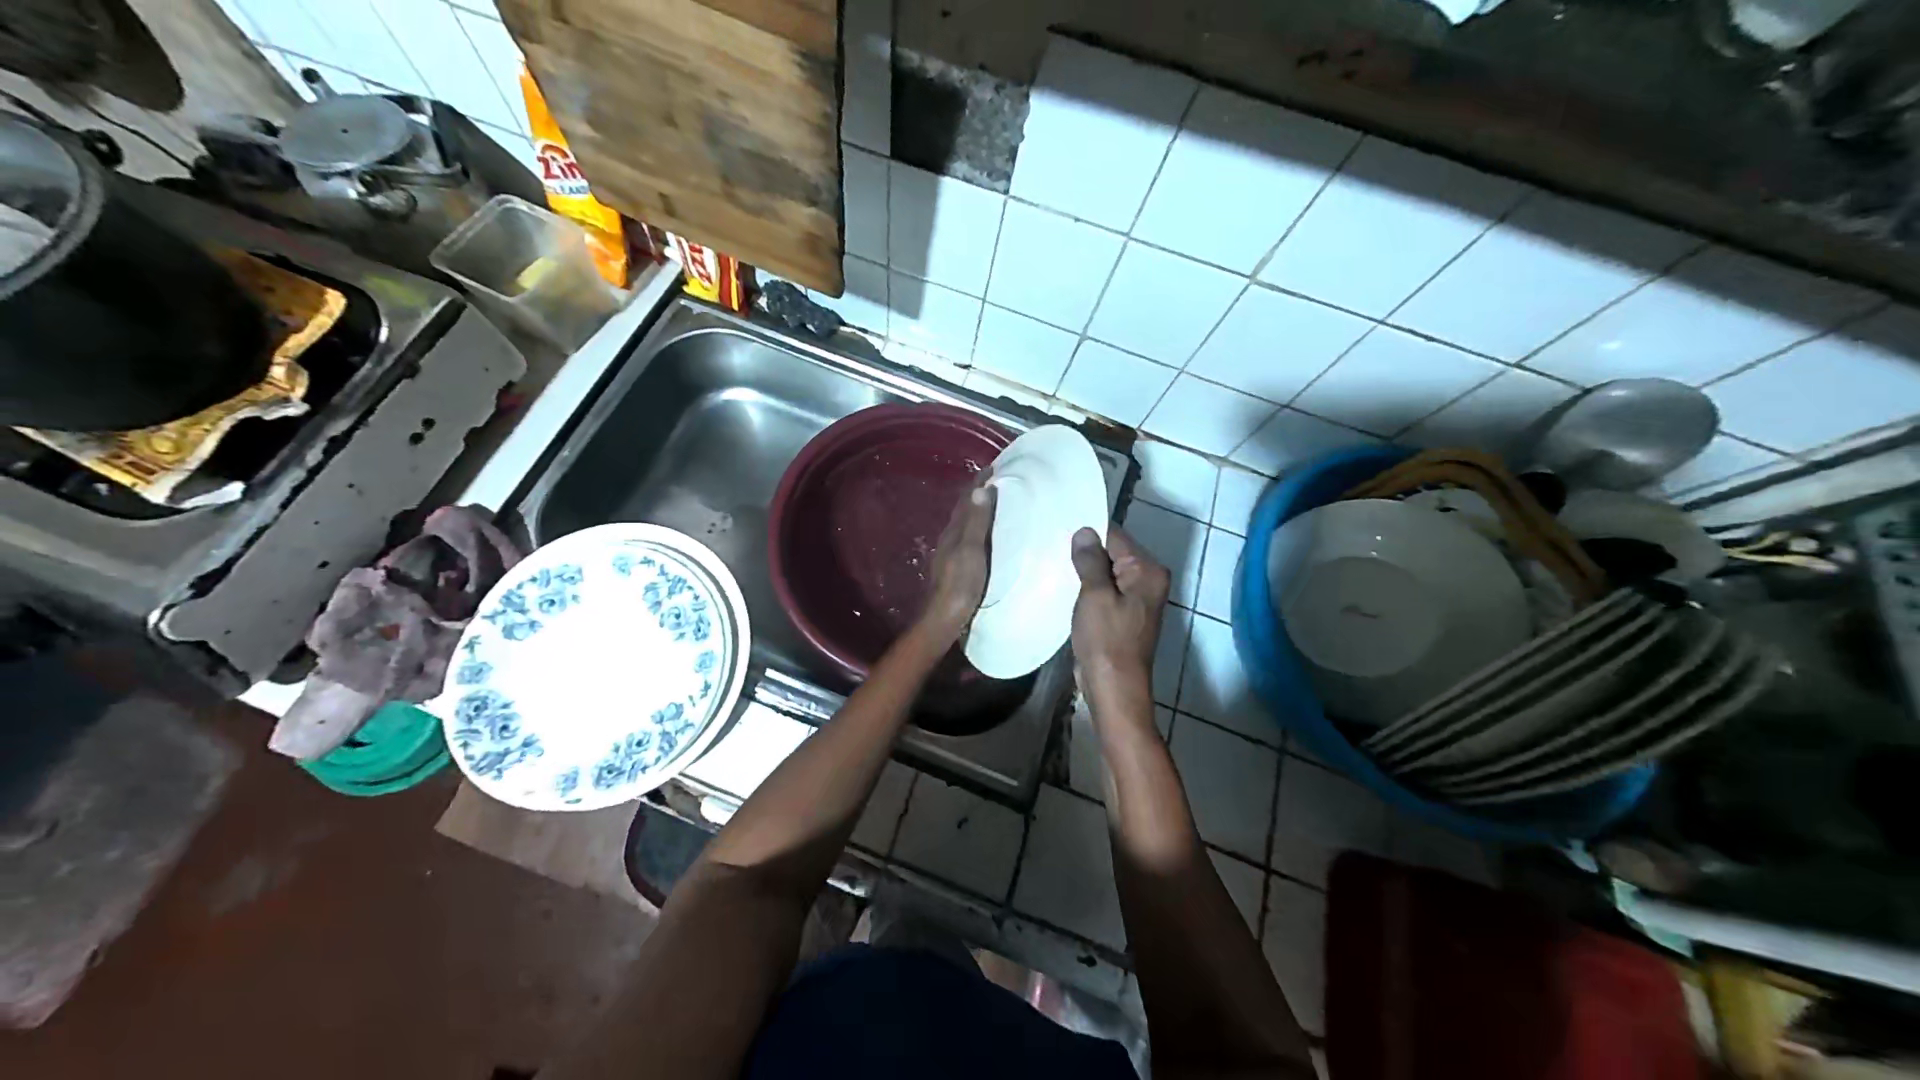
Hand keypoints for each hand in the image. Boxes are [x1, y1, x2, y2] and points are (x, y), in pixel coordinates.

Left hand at [921, 482, 995, 640]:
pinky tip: (985, 538)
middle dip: (977, 494)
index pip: (965, 500)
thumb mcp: (971, 550)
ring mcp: (949, 555)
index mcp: (953, 532)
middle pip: (963, 510)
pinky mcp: (954, 569)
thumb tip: (981, 488)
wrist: (944, 618)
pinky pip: (967, 540)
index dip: (977, 483)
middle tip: (995, 482)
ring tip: (993, 505)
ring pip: (963, 525)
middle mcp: (948, 539)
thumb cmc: (960, 584)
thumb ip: (976, 521)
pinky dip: (977, 530)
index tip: (992, 467)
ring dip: (976, 512)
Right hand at [1070, 526, 1168, 695]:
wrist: (1114, 685)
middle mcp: (1149, 581)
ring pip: (1108, 572)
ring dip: (1086, 570)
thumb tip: (1084, 531)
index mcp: (1147, 571)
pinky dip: (1089, 587)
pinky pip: (1106, 590)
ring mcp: (1137, 599)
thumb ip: (1090, 560)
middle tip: (1052, 546)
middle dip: (1087, 551)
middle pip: (1114, 553)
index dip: (1089, 533)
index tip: (1059, 529)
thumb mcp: (1094, 595)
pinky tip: (1067, 586)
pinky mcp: (1125, 614)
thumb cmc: (1106, 639)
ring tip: (1055, 563)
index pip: (1116, 537)